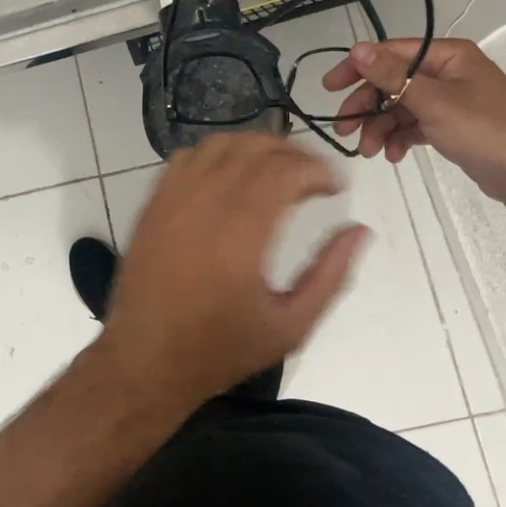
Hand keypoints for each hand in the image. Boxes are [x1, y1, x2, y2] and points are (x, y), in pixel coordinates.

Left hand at [100, 133, 367, 408]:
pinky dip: (215, 155)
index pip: (286, 170)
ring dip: (255, 147)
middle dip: (294, 153)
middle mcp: (206, 203)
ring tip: (278, 169)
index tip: (338, 187)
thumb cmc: (221, 349)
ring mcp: (173, 199)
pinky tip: (230, 176)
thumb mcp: (291, 326)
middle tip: (316, 176)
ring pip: (220, 145)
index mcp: (242, 231)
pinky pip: (186, 158)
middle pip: (256, 148)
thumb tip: (359, 231)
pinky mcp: (152, 204)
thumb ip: (330, 275)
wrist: (146, 361)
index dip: (319, 170)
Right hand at [322, 39, 505, 204]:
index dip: (358, 68)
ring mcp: (450, 100)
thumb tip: (358, 47)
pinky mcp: (452, 126)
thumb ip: (392, 75)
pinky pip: (414, 125)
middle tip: (346, 130)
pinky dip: (400, 138)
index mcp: (447, 56)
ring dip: (381, 127)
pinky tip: (393, 155)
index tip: (329, 87)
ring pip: (401, 107)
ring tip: (370, 152)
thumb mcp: (434, 101)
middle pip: (392, 82)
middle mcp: (447, 72)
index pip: (391, 53)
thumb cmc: (485, 130)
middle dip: (368, 106)